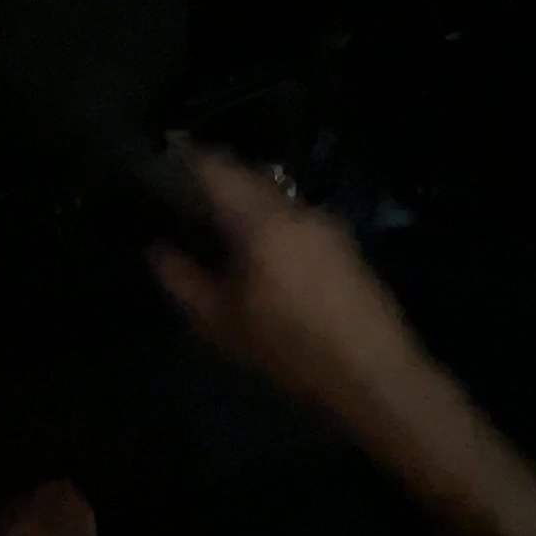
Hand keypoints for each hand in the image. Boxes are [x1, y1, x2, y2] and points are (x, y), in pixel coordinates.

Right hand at [149, 150, 429, 418]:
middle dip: (211, 179)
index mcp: (262, 220)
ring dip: (240, 199)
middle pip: (245, 176)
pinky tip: (254, 248)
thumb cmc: (291, 349)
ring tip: (213, 223)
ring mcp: (324, 223)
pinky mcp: (341, 242)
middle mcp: (295, 209)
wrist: (377, 378)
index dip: (185, 158)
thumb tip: (157, 249)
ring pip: (270, 194)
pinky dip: (264, 217)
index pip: (216, 168)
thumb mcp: (221, 323)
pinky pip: (290, 213)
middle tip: (180, 195)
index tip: (161, 157)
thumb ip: (181, 280)